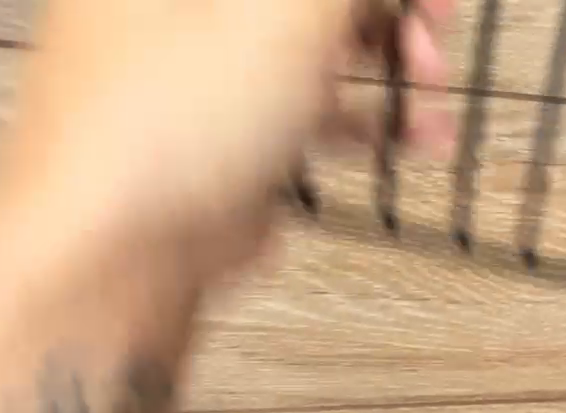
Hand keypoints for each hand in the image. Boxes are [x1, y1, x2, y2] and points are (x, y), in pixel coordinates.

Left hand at [0, 0, 456, 279]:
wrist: (133, 236)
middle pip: (314, 3)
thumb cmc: (161, 125)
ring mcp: (214, 69)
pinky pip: (316, 115)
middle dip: (387, 22)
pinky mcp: (239, 133)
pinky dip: (369, 126)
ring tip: (433, 98)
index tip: (428, 0)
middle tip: (430, 46)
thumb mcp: (276, 22)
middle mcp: (188, 5)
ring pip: (321, 54)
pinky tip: (408, 140)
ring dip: (391, 77)